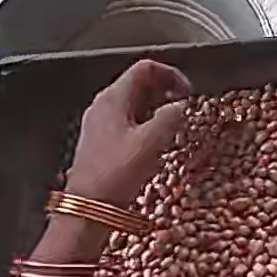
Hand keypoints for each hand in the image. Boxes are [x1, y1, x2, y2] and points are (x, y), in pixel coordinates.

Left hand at [63, 59, 191, 206]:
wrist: (89, 208)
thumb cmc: (117, 173)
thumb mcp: (151, 142)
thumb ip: (170, 118)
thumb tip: (181, 106)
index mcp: (113, 98)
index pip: (144, 69)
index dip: (170, 74)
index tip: (188, 93)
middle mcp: (103, 105)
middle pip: (138, 84)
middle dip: (165, 91)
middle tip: (184, 108)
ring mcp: (99, 124)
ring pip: (133, 104)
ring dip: (156, 110)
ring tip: (174, 127)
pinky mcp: (100, 142)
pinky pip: (127, 122)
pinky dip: (145, 125)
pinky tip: (155, 144)